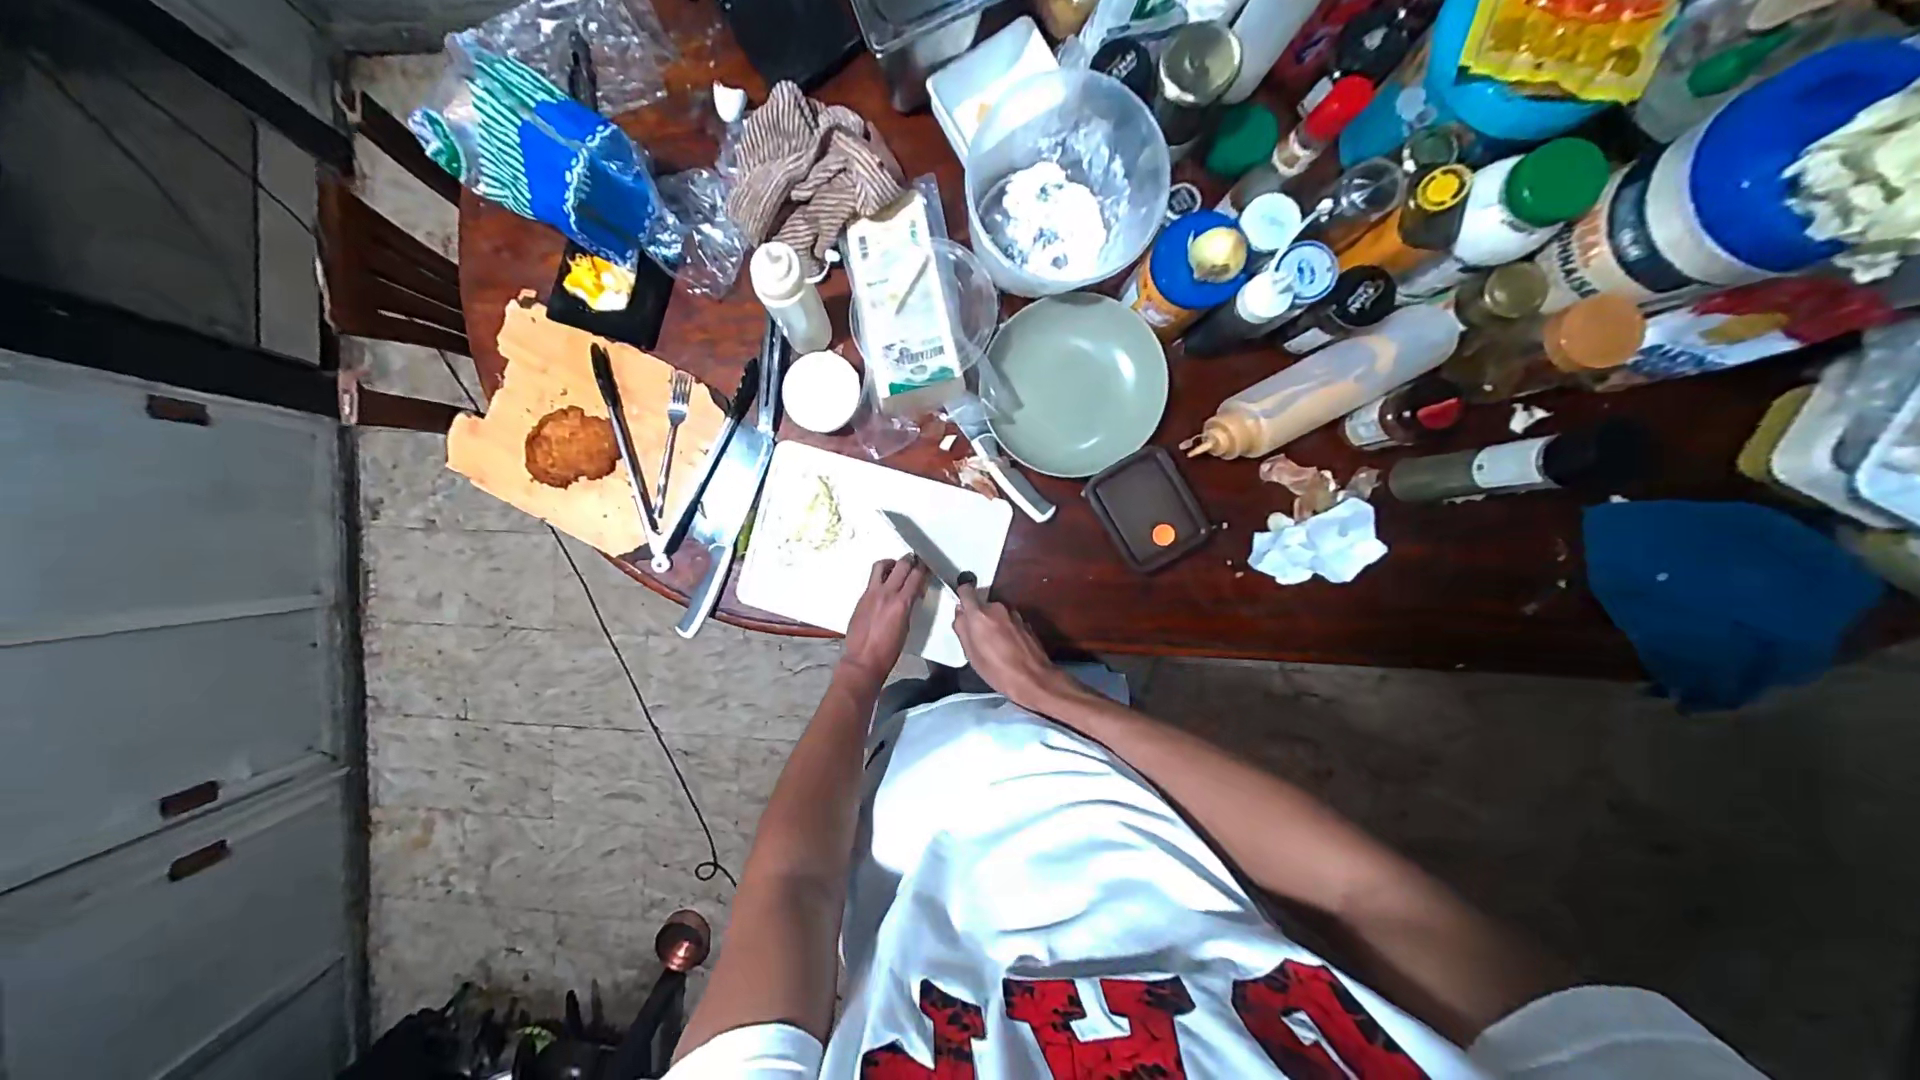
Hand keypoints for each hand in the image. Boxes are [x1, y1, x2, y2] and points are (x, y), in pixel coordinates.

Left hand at [840, 556, 928, 684]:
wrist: (863, 659)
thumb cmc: (889, 650)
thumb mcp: (906, 626)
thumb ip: (908, 606)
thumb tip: (910, 596)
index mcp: (902, 603)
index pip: (916, 576)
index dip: (923, 568)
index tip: (927, 564)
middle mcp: (887, 593)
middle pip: (901, 565)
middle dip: (910, 560)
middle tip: (915, 559)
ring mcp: (872, 593)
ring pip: (881, 566)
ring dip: (892, 563)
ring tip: (897, 567)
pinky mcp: (862, 598)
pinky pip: (872, 579)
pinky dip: (881, 576)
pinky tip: (885, 584)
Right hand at [953, 584, 1083, 713]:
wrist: (1034, 678)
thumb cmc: (997, 670)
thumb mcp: (971, 654)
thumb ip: (962, 629)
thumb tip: (960, 613)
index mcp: (980, 614)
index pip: (966, 591)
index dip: (962, 597)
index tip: (962, 610)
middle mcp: (997, 608)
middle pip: (982, 605)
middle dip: (979, 618)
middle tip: (978, 638)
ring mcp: (1014, 614)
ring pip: (997, 613)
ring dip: (994, 623)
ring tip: (995, 645)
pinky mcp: (1026, 622)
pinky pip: (1009, 621)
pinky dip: (1006, 629)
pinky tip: (1009, 647)